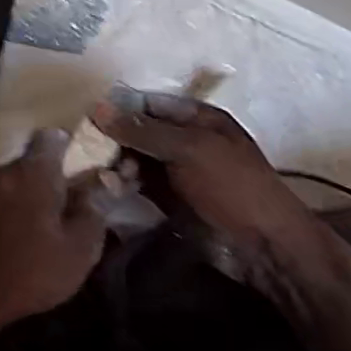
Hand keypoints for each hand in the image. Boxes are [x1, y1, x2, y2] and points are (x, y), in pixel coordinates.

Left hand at [0, 129, 105, 327]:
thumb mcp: (81, 245)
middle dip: (57, 171)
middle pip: (33, 157)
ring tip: (57, 214)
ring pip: (17, 175)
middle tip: (81, 195)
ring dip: (36, 187)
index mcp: (31, 174)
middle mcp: (3, 171)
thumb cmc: (35, 269)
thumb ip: (95, 206)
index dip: (72, 145)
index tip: (90, 163)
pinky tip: (30, 224)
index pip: (50, 138)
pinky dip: (18, 199)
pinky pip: (2, 191)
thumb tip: (110, 177)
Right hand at [92, 91, 320, 264]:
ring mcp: (174, 167)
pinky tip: (111, 187)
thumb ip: (142, 129)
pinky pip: (132, 180)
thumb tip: (96, 108)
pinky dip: (119, 182)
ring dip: (113, 163)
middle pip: (133, 129)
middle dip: (111, 139)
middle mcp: (183, 138)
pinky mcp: (165, 193)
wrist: (263, 247)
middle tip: (93, 152)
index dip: (117, 108)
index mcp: (197, 118)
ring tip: (106, 175)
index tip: (86, 119)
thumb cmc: (233, 188)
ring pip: (129, 155)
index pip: (145, 102)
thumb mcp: (189, 150)